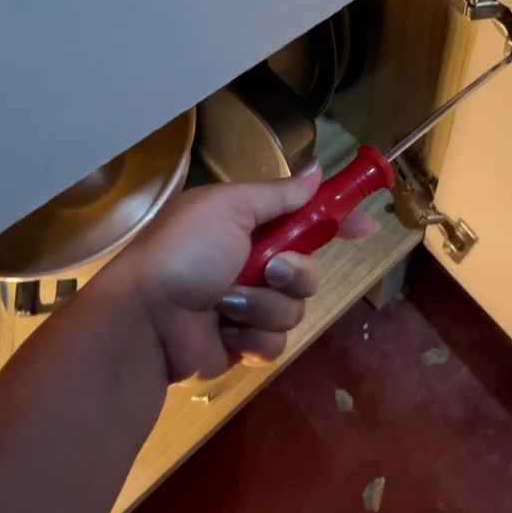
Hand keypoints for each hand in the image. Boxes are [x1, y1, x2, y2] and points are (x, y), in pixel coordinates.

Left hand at [95, 164, 380, 382]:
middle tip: (269, 269)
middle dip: (294, 272)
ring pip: (294, 308)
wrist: (145, 320)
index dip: (337, 220)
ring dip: (264, 306)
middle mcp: (252, 261)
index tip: (366, 225)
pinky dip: (252, 337)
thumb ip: (279, 194)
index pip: (304, 217)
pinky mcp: (242, 345)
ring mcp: (248, 305)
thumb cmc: (185, 252)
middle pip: (308, 267)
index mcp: (248, 224)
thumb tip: (318, 168)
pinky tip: (225, 332)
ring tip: (228, 304)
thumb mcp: (230, 207)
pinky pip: (275, 342)